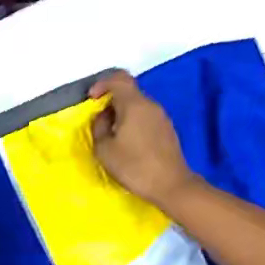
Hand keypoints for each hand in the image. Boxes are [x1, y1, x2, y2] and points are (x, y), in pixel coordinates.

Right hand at [89, 71, 200, 206]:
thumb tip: (103, 116)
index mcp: (134, 104)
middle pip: (128, 91)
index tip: (92, 100)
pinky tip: (129, 142)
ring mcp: (162, 116)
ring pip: (137, 104)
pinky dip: (134, 121)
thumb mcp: (104, 149)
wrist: (172, 185)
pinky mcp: (167, 129)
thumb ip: (99, 126)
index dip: (102, 84)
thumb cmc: (134, 166)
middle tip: (100, 122)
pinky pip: (146, 116)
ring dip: (122, 113)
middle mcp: (150, 105)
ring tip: (113, 135)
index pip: (118, 78)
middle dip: (111, 101)